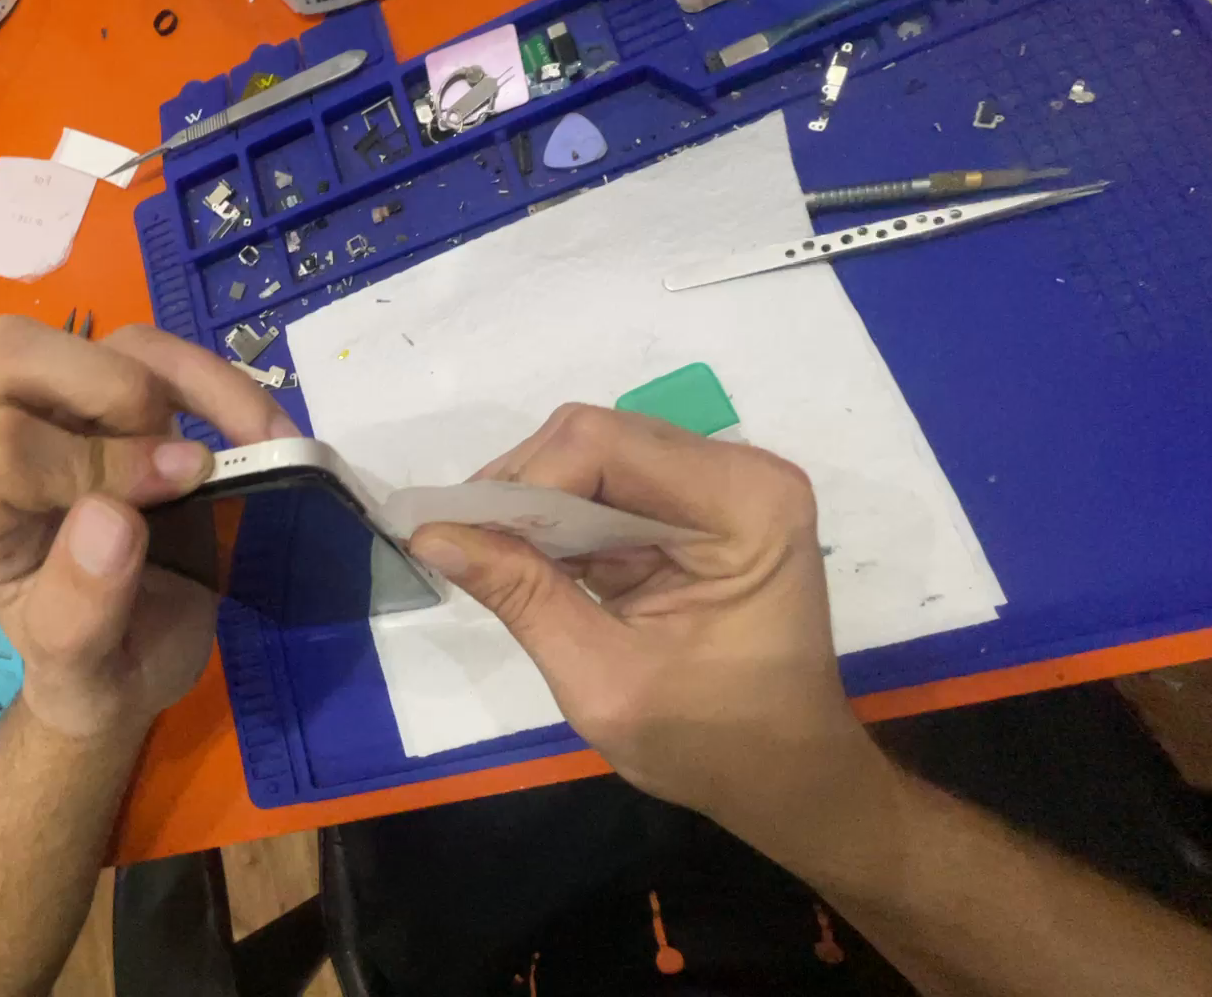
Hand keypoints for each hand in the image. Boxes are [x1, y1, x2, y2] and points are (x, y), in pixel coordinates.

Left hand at [0, 318, 297, 736]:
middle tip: (186, 460)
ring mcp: (61, 415)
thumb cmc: (106, 667)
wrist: (143, 650)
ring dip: (191, 381)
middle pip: (10, 353)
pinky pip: (163, 355)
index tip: (177, 496)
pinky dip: (221, 382)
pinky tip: (262, 428)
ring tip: (257, 439)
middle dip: (113, 391)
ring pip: (100, 340)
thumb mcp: (88, 681)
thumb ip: (82, 617)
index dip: (92, 464)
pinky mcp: (121, 402)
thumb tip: (114, 518)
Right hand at [407, 405, 894, 847]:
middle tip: (470, 546)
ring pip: (586, 450)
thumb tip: (429, 534)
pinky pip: (599, 479)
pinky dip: (554, 512)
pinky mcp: (691, 499)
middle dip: (520, 488)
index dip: (524, 484)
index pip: (601, 446)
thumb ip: (520, 596)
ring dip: (531, 499)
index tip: (469, 540)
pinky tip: (532, 555)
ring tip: (495, 554)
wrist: (782, 775)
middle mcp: (736, 470)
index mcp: (743, 505)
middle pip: (591, 436)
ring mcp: (716, 480)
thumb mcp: (600, 680)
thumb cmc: (710, 743)